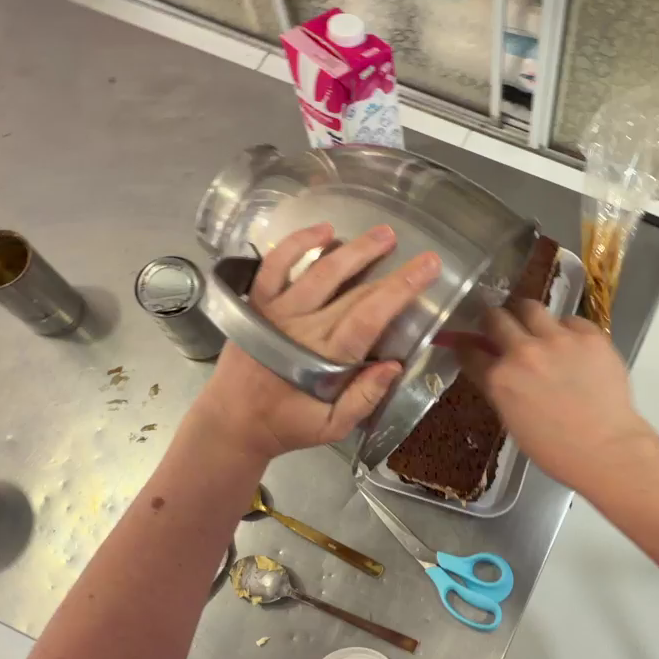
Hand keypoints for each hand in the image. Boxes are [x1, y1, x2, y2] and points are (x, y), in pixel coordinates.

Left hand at [197, 223, 437, 460]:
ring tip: (384, 234)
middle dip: (391, 270)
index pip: (369, 316)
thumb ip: (363, 399)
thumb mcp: (331, 428)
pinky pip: (275, 264)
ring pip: (320, 271)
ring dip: (354, 249)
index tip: (426, 269)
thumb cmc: (286, 425)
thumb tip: (394, 365)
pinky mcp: (257, 304)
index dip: (399, 289)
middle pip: (353, 291)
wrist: (231, 420)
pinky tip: (324, 230)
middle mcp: (301, 328)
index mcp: (324, 359)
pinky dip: (298, 243)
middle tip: (422, 255)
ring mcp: (277, 312)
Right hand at [462, 300, 658, 491]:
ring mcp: (557, 339)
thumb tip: (500, 372)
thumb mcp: (513, 422)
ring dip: (527, 316)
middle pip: (495, 318)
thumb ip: (502, 390)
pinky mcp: (589, 335)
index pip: (470, 351)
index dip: (469, 346)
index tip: (473, 345)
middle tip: (501, 328)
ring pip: (531, 308)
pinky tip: (573, 345)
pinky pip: (571, 320)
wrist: (605, 449)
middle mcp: (522, 352)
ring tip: (535, 326)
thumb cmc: (555, 450)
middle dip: (494, 322)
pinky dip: (567, 330)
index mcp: (499, 379)